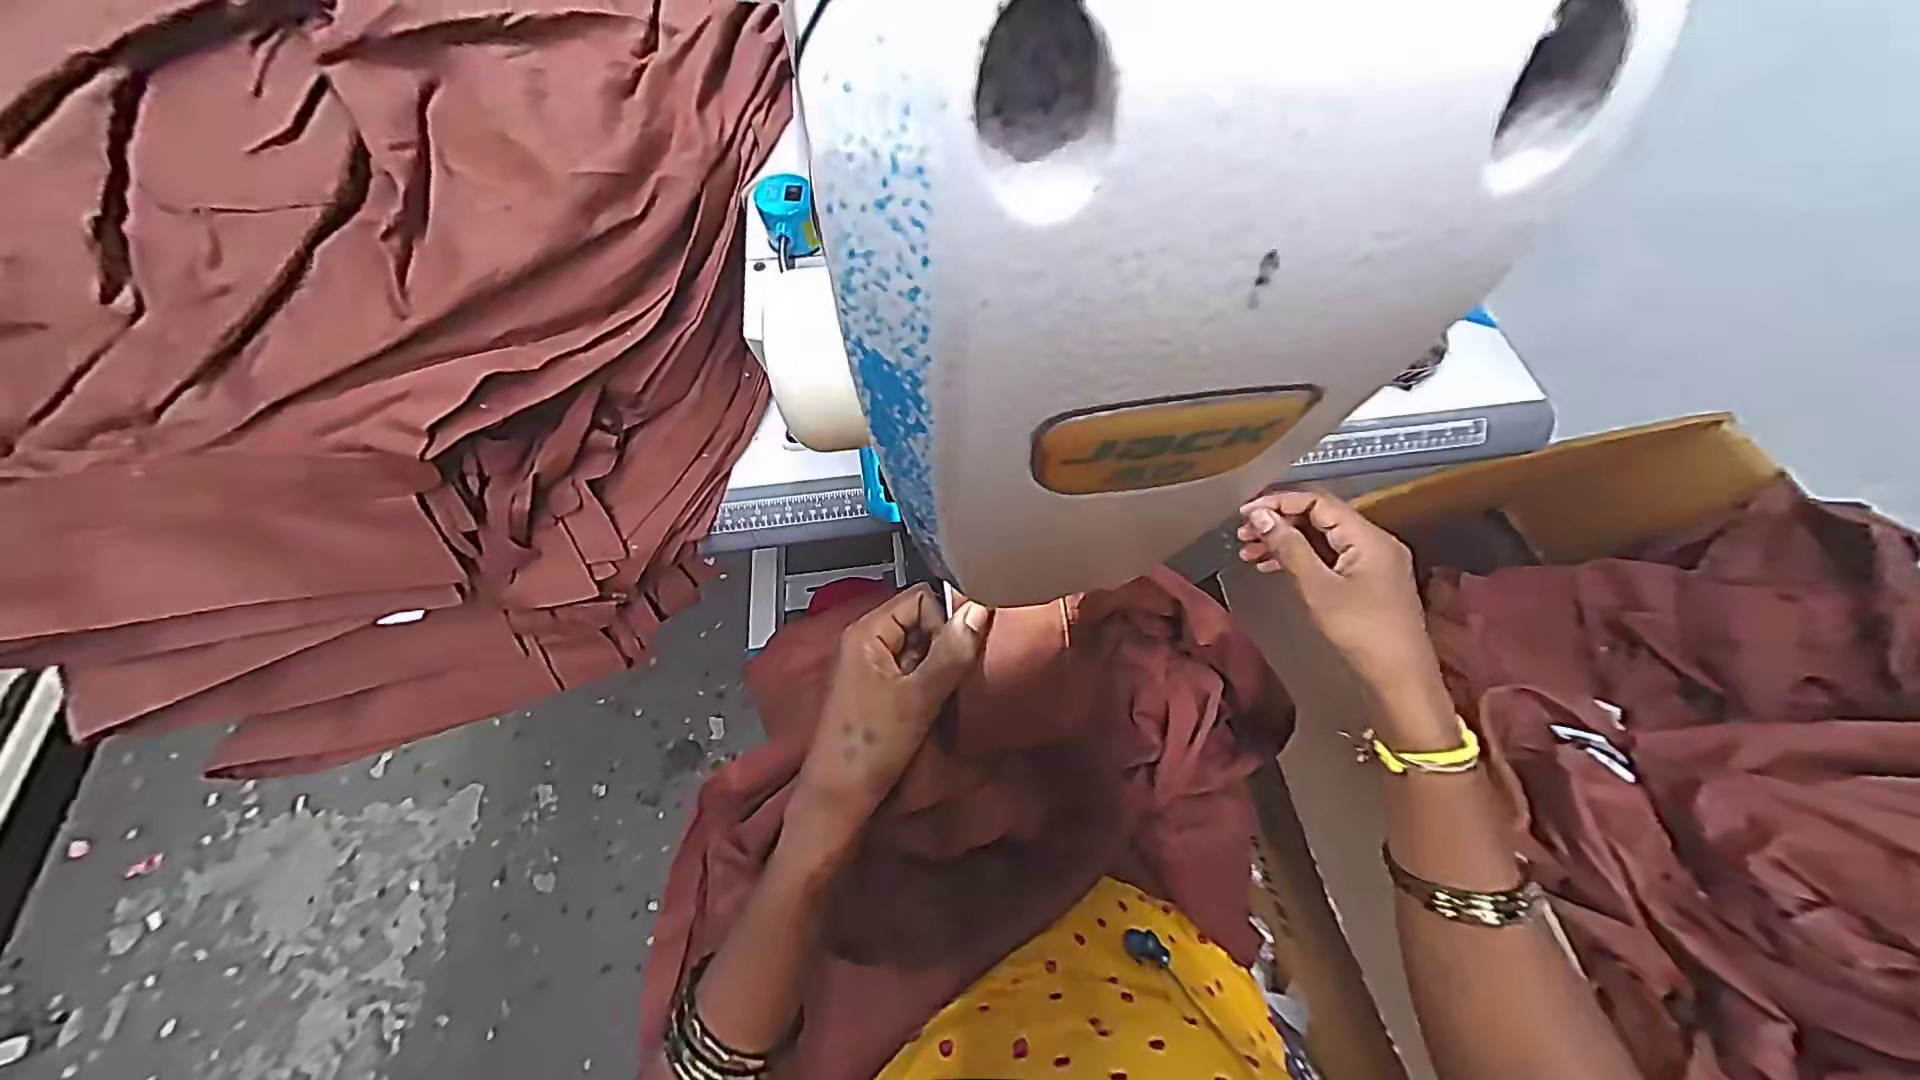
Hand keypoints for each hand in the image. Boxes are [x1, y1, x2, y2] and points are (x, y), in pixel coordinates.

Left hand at [791, 584, 992, 845]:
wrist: (839, 796)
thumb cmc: (870, 746)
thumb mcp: (919, 696)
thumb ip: (951, 652)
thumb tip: (978, 612)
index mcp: (867, 631)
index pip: (921, 597)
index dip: (944, 621)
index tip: (953, 655)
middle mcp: (866, 640)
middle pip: (921, 620)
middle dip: (942, 646)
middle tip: (946, 679)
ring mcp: (870, 664)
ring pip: (920, 646)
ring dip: (937, 667)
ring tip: (935, 697)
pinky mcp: (876, 687)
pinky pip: (912, 669)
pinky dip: (927, 682)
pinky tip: (928, 707)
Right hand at [1236, 490, 1449, 721]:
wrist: (1399, 675)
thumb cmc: (1360, 630)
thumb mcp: (1318, 586)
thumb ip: (1288, 546)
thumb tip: (1259, 515)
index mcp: (1368, 537)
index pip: (1318, 501)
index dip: (1278, 502)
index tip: (1245, 514)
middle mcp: (1373, 541)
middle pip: (1318, 516)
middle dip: (1277, 522)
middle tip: (1243, 535)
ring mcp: (1371, 560)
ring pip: (1319, 537)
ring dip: (1283, 541)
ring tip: (1249, 552)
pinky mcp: (1365, 578)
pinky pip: (1326, 555)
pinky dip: (1298, 557)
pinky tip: (1270, 566)